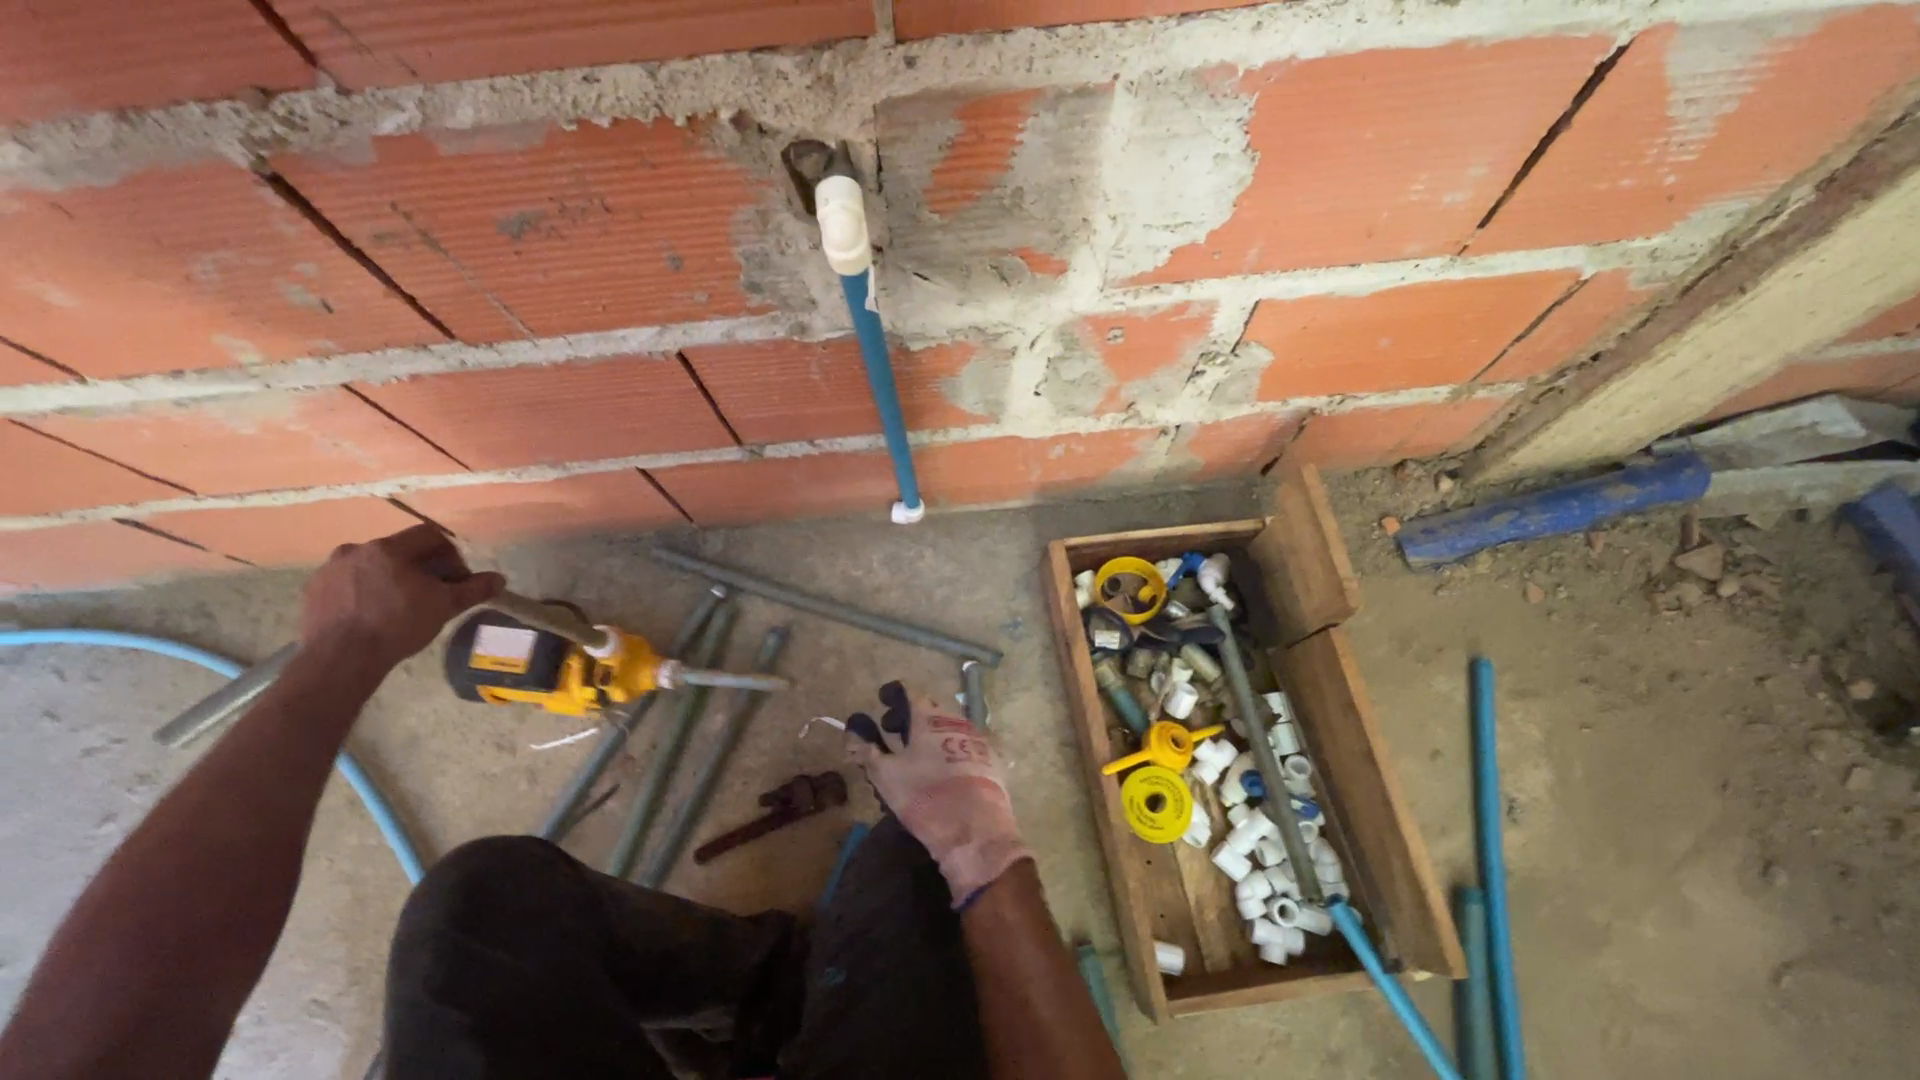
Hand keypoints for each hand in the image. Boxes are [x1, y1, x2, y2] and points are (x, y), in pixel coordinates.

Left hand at [300, 524, 503, 670]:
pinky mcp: (313, 590)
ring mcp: (329, 570)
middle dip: (420, 568)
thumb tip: (499, 579)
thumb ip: (472, 589)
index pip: (428, 536)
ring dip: (389, 579)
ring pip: (371, 566)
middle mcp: (355, 550)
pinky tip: (371, 616)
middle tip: (430, 594)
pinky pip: (346, 582)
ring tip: (398, 606)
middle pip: (398, 550)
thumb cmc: (398, 625)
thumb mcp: (444, 606)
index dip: (449, 554)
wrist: (341, 658)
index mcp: (388, 549)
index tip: (454, 579)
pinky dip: (363, 592)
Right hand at [848, 681, 1031, 906]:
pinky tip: (944, 770)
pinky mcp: (992, 761)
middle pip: (931, 709)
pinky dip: (951, 750)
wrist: (974, 829)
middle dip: (911, 717)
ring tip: (918, 754)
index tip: (882, 701)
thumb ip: (866, 750)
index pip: (909, 692)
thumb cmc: (923, 795)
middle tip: (894, 732)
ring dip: (932, 734)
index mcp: (929, 717)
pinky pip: (966, 746)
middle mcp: (956, 720)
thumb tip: (851, 733)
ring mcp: (977, 739)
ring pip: (949, 728)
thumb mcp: (885, 775)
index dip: (893, 695)